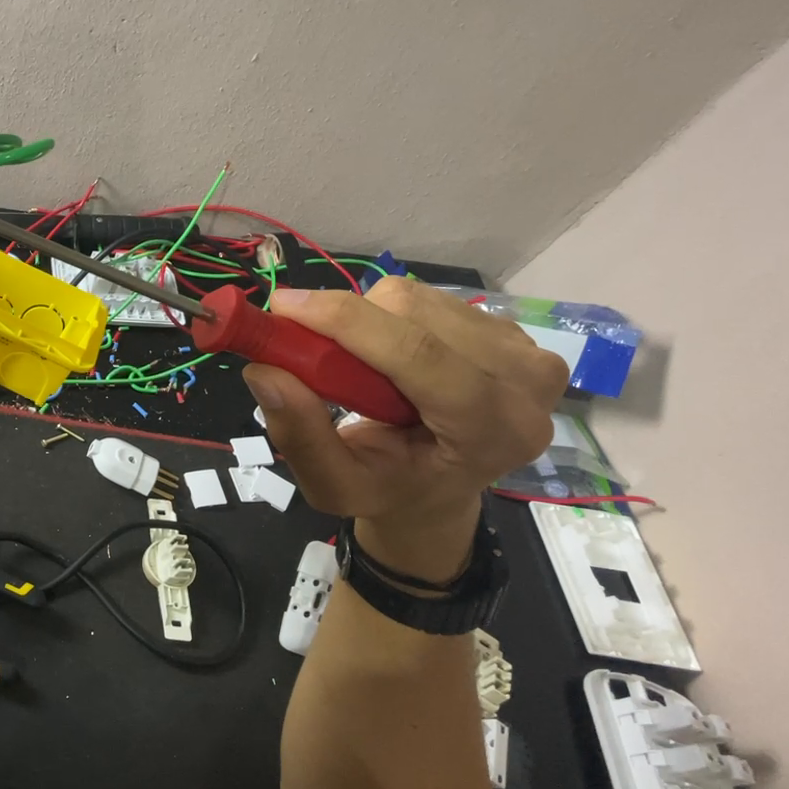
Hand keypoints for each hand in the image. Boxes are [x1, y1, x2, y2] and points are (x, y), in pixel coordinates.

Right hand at [242, 278, 568, 579]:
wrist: (435, 491)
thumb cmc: (385, 490)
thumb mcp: (333, 484)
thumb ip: (301, 436)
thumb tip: (263, 370)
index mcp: (490, 432)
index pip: (420, 357)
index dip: (347, 323)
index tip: (281, 307)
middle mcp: (525, 385)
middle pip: (414, 315)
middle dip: (346, 321)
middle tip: (309, 352)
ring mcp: (525, 352)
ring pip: (417, 298)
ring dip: (366, 319)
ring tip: (360, 367)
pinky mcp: (511, 330)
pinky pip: (427, 297)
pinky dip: (387, 316)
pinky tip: (389, 356)